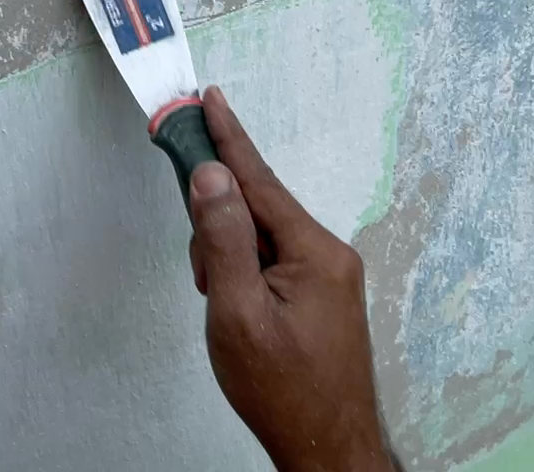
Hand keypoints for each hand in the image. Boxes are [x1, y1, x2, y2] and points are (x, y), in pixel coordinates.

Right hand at [187, 86, 395, 471]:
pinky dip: (240, 269)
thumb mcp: (238, 313)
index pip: (258, 179)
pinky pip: (268, 256)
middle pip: (255, 208)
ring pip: (257, 235)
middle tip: (205, 275)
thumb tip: (210, 174)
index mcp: (313, 251)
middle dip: (217, 228)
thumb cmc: (281, 390)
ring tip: (222, 305)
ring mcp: (325, 272)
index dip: (228, 136)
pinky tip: (235, 303)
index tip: (209, 97)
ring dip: (226, 257)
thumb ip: (222, 238)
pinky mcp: (318, 290)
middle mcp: (326, 251)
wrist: (328, 455)